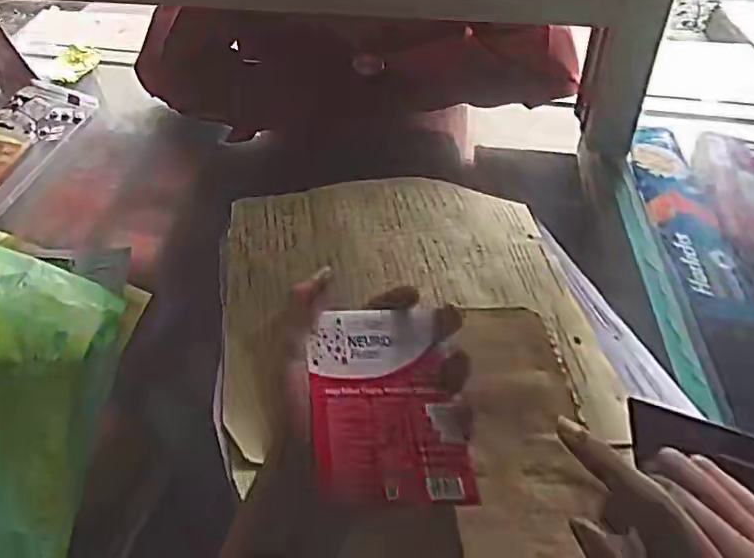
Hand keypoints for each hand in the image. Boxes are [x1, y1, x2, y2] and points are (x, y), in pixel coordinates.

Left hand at [263, 270, 465, 459]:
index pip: (384, 316)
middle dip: (440, 330)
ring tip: (454, 370)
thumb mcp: (292, 357)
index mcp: (361, 351)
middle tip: (450, 321)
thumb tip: (325, 271)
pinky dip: (461, 423)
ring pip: (442, 384)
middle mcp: (388, 374)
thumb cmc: (298, 416)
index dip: (398, 301)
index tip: (413, 294)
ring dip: (455, 372)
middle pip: (421, 345)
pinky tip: (459, 414)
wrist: (304, 482)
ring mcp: (406, 410)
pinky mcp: (419, 447)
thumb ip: (301, 312)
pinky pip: (450, 433)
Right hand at [557, 418, 753, 557]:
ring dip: (663, 479)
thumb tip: (583, 525)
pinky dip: (701, 481)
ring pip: (697, 470)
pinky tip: (691, 505)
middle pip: (665, 479)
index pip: (645, 493)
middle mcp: (749, 548)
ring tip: (655, 515)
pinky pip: (734, 484)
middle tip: (617, 521)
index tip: (566, 429)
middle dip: (631, 487)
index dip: (599, 456)